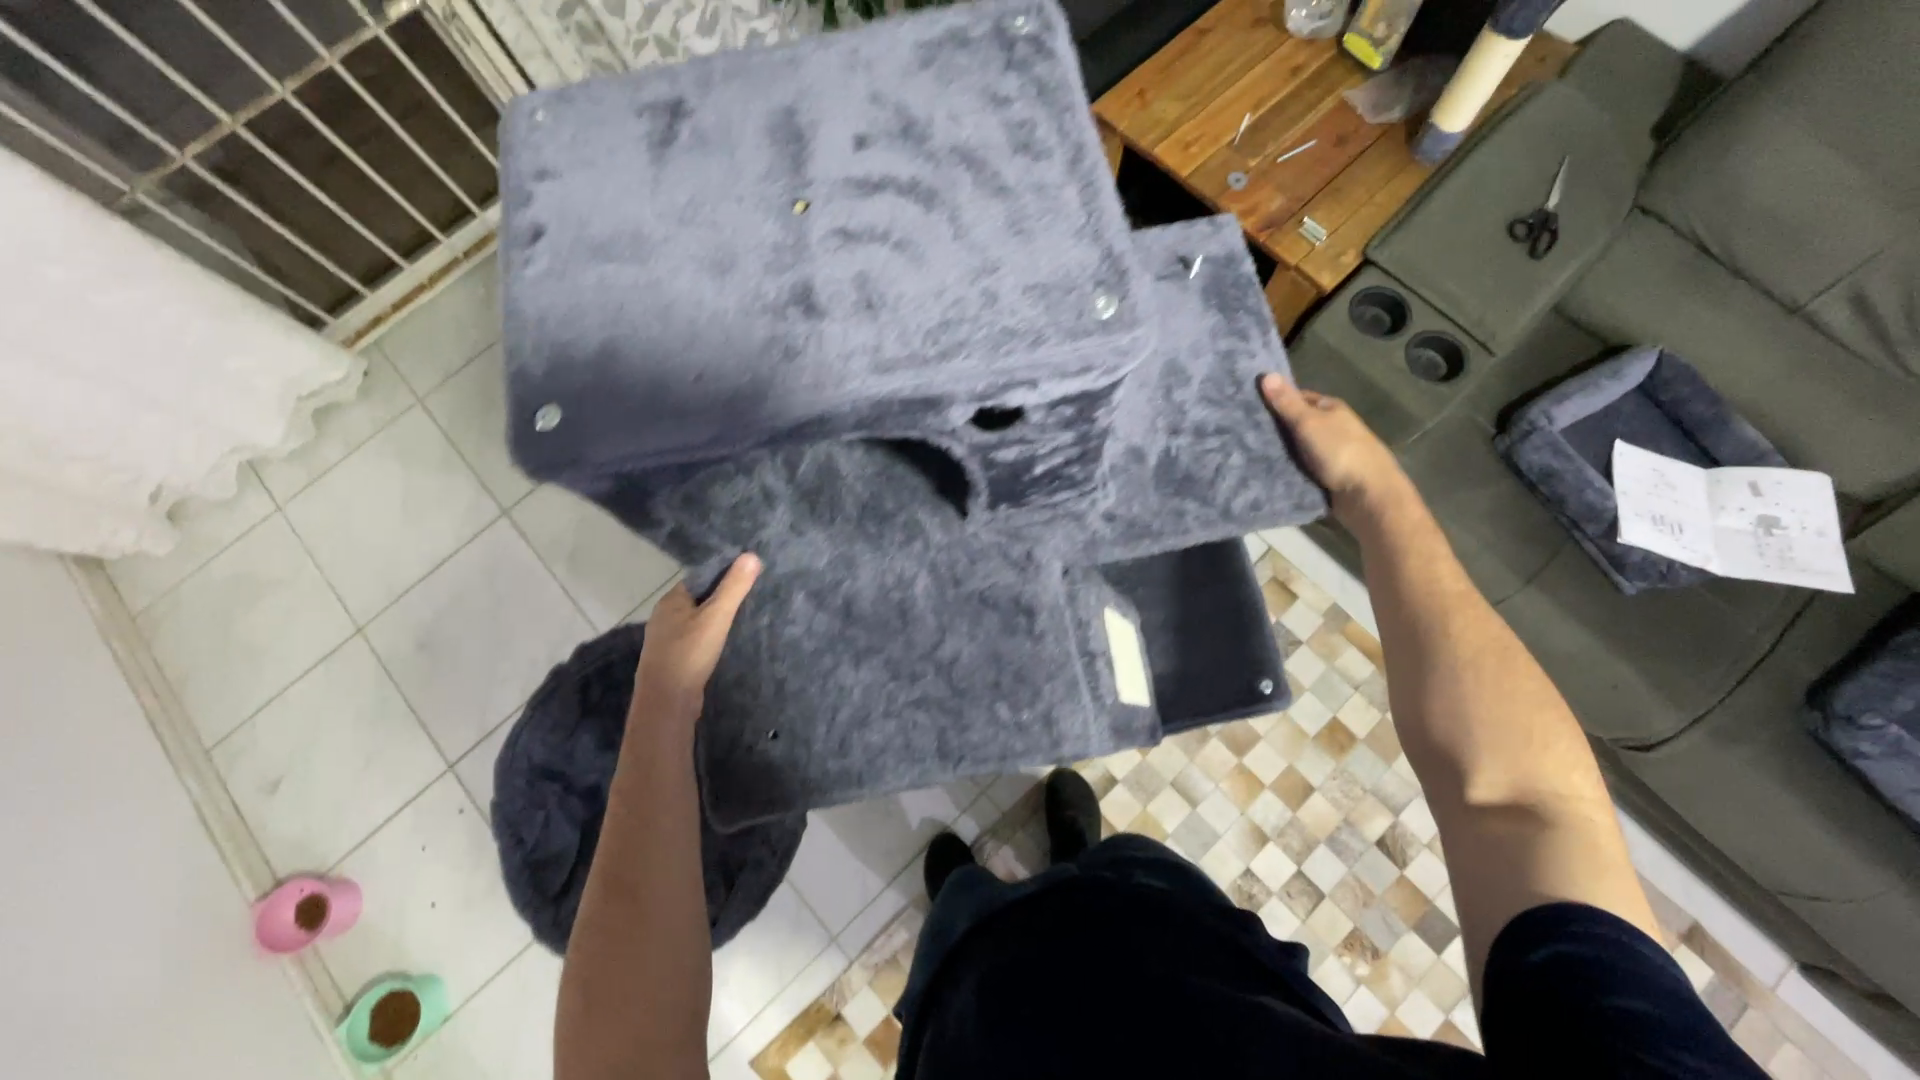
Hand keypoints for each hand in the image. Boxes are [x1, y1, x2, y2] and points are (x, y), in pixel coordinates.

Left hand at [632, 553, 762, 729]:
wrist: (666, 701)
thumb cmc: (689, 653)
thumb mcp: (717, 617)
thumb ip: (734, 587)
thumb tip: (751, 555)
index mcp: (671, 600)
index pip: (700, 578)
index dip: (723, 575)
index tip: (747, 578)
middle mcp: (664, 615)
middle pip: (698, 599)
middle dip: (720, 598)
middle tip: (750, 599)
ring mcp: (665, 638)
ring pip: (695, 620)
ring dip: (714, 620)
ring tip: (741, 620)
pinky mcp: (672, 658)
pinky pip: (693, 639)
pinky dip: (708, 637)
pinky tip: (723, 644)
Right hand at [1260, 374, 1413, 529]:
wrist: (1367, 495)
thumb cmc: (1340, 452)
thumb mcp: (1309, 422)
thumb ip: (1287, 402)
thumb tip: (1265, 373)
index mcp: (1331, 409)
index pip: (1300, 398)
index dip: (1277, 400)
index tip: (1251, 406)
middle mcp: (1333, 428)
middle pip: (1298, 423)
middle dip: (1275, 427)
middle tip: (1243, 431)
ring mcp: (1331, 452)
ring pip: (1298, 447)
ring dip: (1279, 451)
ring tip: (1247, 452)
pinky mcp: (1327, 476)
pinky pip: (1301, 468)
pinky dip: (1287, 469)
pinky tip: (1267, 471)